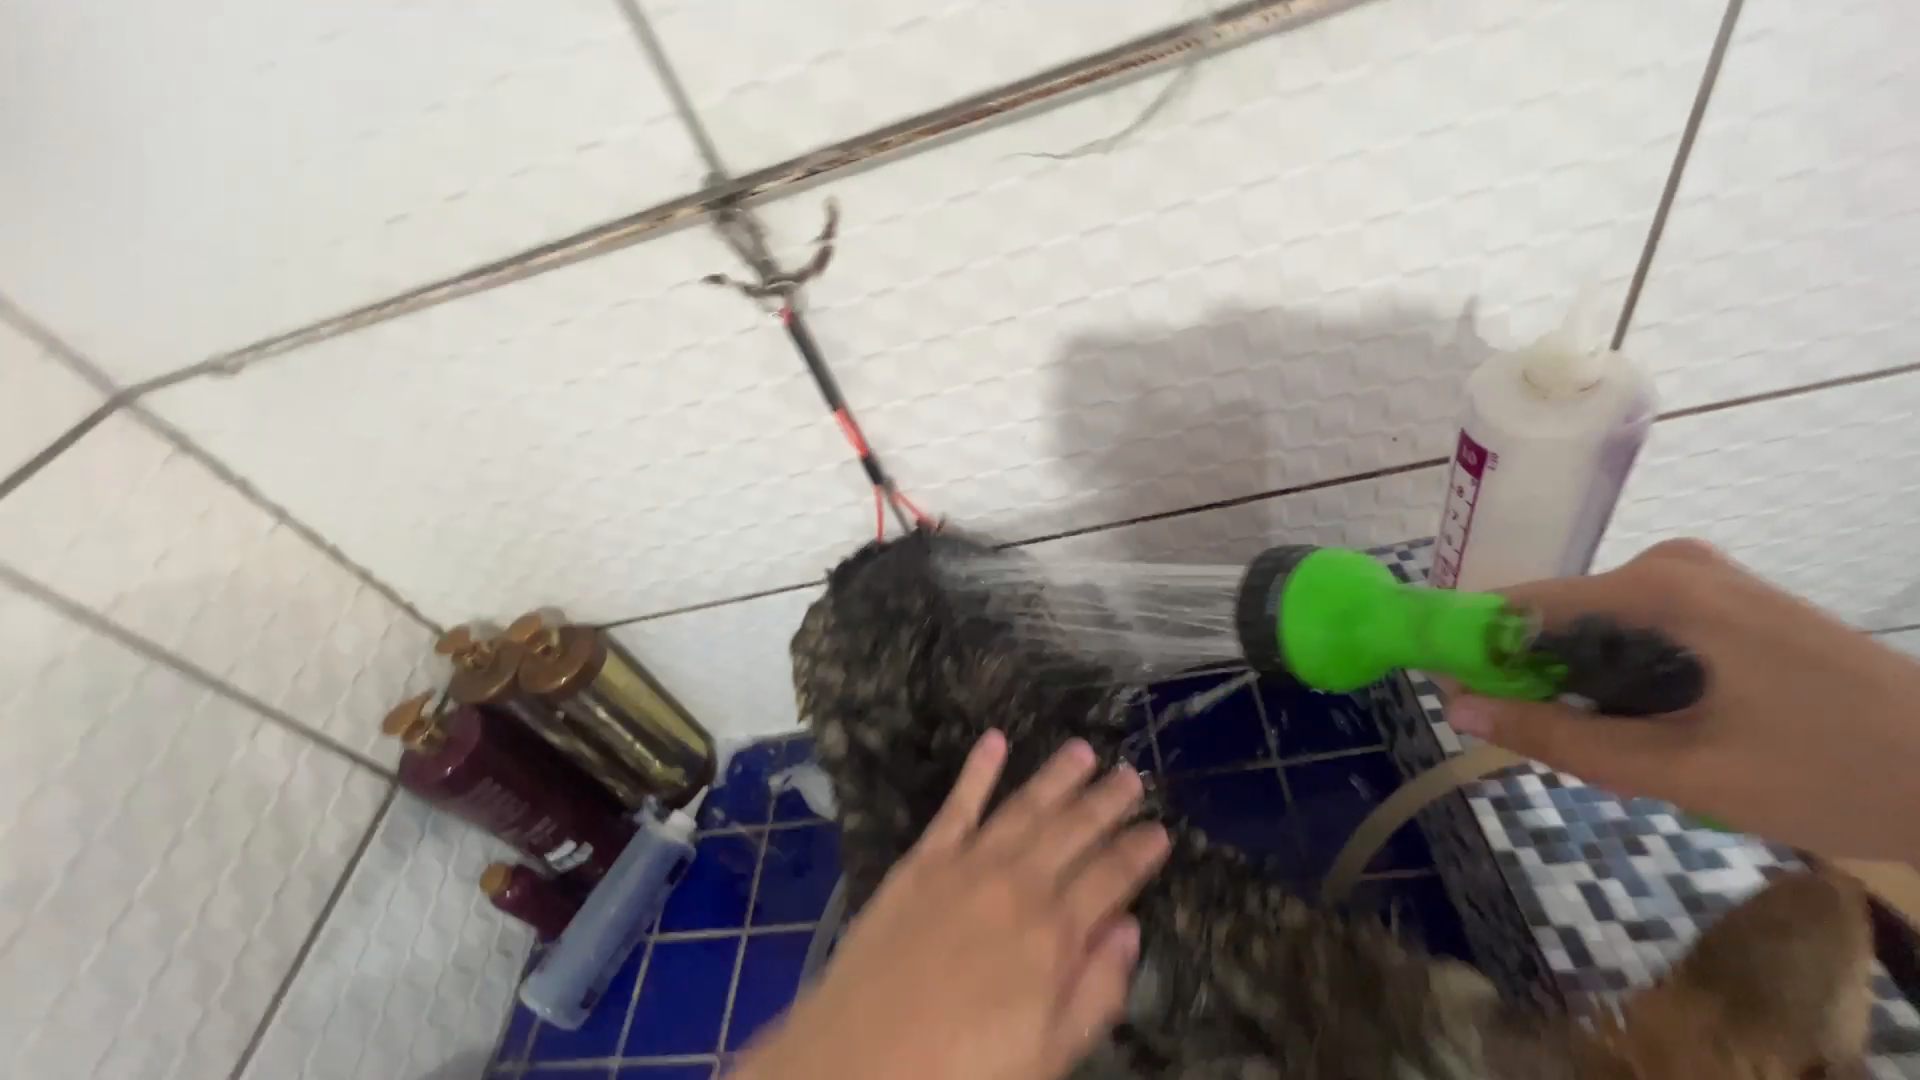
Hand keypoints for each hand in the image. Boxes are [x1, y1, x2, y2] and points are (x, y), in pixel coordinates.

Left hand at [731, 732, 1170, 1079]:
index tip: (1160, 829)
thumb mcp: (1050, 1054)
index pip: (1111, 878)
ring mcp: (967, 864)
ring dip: (1056, 776)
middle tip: (1131, 775)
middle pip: (1073, 831)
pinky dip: (977, 770)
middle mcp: (1017, 885)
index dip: (1139, 851)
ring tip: (1082, 750)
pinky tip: (995, 741)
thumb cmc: (962, 1070)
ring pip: (1024, 807)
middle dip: (1106, 801)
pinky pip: (957, 804)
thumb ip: (1097, 989)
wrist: (858, 1060)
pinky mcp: (922, 860)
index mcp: (1054, 934)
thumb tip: (1130, 927)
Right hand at [1447, 539, 1919, 862]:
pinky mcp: (1725, 601)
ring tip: (1623, 743)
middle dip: (1537, 676)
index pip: (1520, 605)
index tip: (1454, 699)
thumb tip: (1454, 709)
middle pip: (1557, 615)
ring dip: (1581, 682)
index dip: (1473, 650)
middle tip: (1559, 744)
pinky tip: (1657, 722)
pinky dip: (1619, 674)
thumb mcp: (1682, 771)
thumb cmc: (1838, 774)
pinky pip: (1632, 629)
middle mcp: (1672, 564)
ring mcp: (1703, 579)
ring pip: (1593, 627)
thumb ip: (1559, 738)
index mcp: (1658, 587)